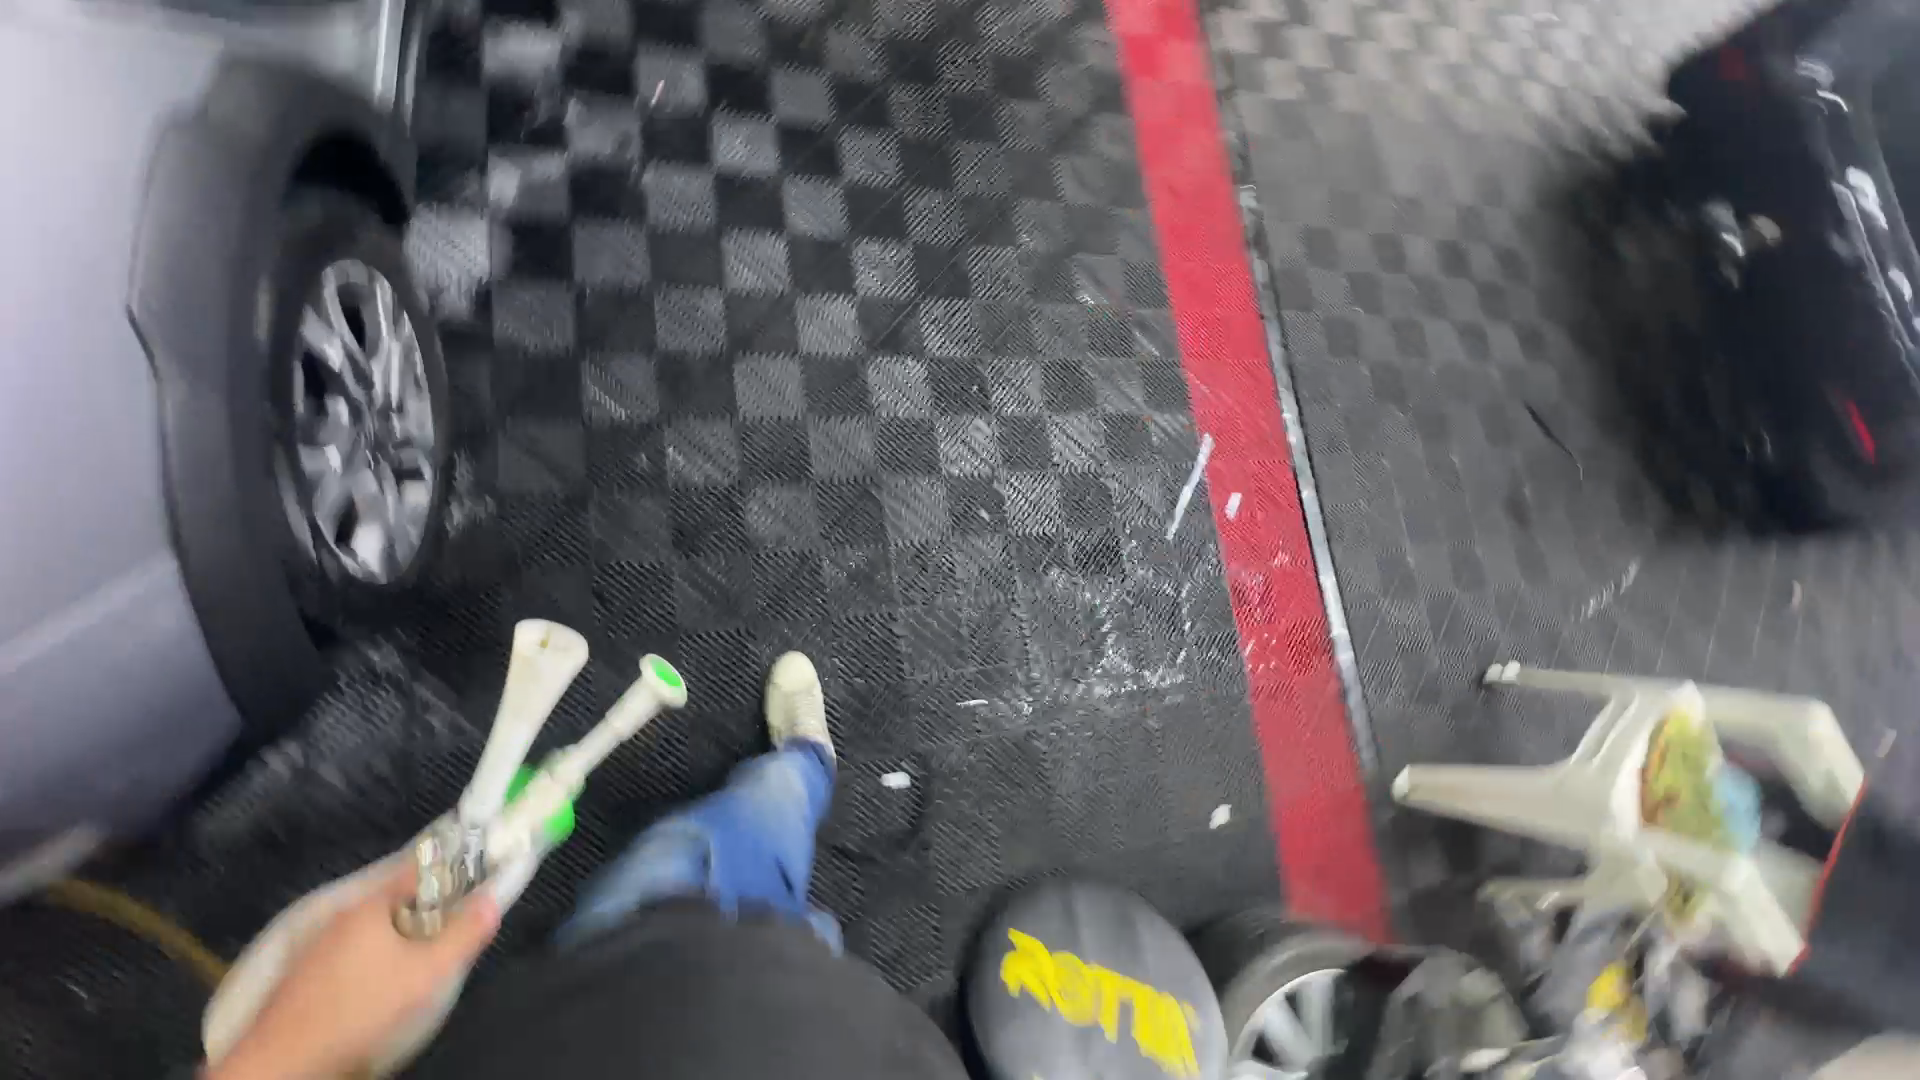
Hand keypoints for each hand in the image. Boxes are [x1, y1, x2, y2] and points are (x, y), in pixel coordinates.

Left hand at [206, 863, 499, 1079]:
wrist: (279, 1069)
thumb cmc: (361, 1009)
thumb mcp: (429, 972)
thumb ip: (467, 932)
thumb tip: (493, 898)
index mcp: (371, 905)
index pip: (422, 868)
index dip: (453, 872)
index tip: (477, 886)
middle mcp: (341, 918)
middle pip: (399, 902)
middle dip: (429, 914)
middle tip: (450, 938)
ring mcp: (316, 949)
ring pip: (374, 932)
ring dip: (401, 942)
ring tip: (419, 969)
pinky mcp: (301, 980)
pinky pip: (351, 957)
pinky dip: (372, 965)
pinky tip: (379, 993)